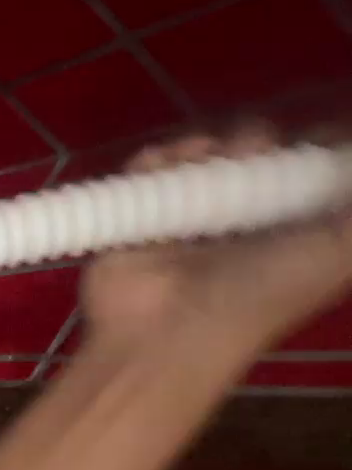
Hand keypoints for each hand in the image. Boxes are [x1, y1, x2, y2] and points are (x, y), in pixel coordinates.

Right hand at [82, 124, 351, 353]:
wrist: (168, 328)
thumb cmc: (263, 293)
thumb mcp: (342, 249)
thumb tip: (342, 147)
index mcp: (300, 221)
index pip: (314, 165)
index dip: (318, 144)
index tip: (315, 140)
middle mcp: (246, 215)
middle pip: (258, 153)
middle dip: (258, 141)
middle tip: (253, 153)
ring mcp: (189, 215)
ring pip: (202, 157)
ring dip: (205, 144)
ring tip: (204, 153)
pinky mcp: (137, 218)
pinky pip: (145, 173)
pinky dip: (153, 159)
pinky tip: (163, 159)